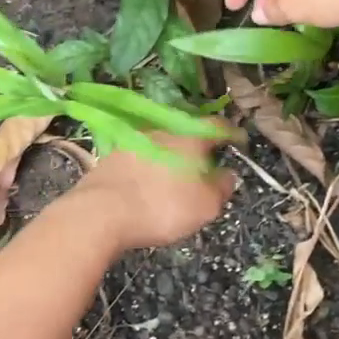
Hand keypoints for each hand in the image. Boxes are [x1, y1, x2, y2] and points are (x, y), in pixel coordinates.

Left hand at [65, 132, 235, 250]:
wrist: (100, 212)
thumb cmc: (162, 207)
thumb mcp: (206, 206)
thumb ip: (221, 188)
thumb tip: (227, 175)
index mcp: (189, 137)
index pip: (217, 126)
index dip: (231, 134)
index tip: (238, 144)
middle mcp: (161, 131)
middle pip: (186, 135)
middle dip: (198, 149)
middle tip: (205, 169)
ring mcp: (133, 143)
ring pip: (161, 146)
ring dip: (171, 160)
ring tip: (175, 182)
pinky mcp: (111, 158)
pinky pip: (140, 160)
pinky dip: (148, 170)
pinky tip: (147, 188)